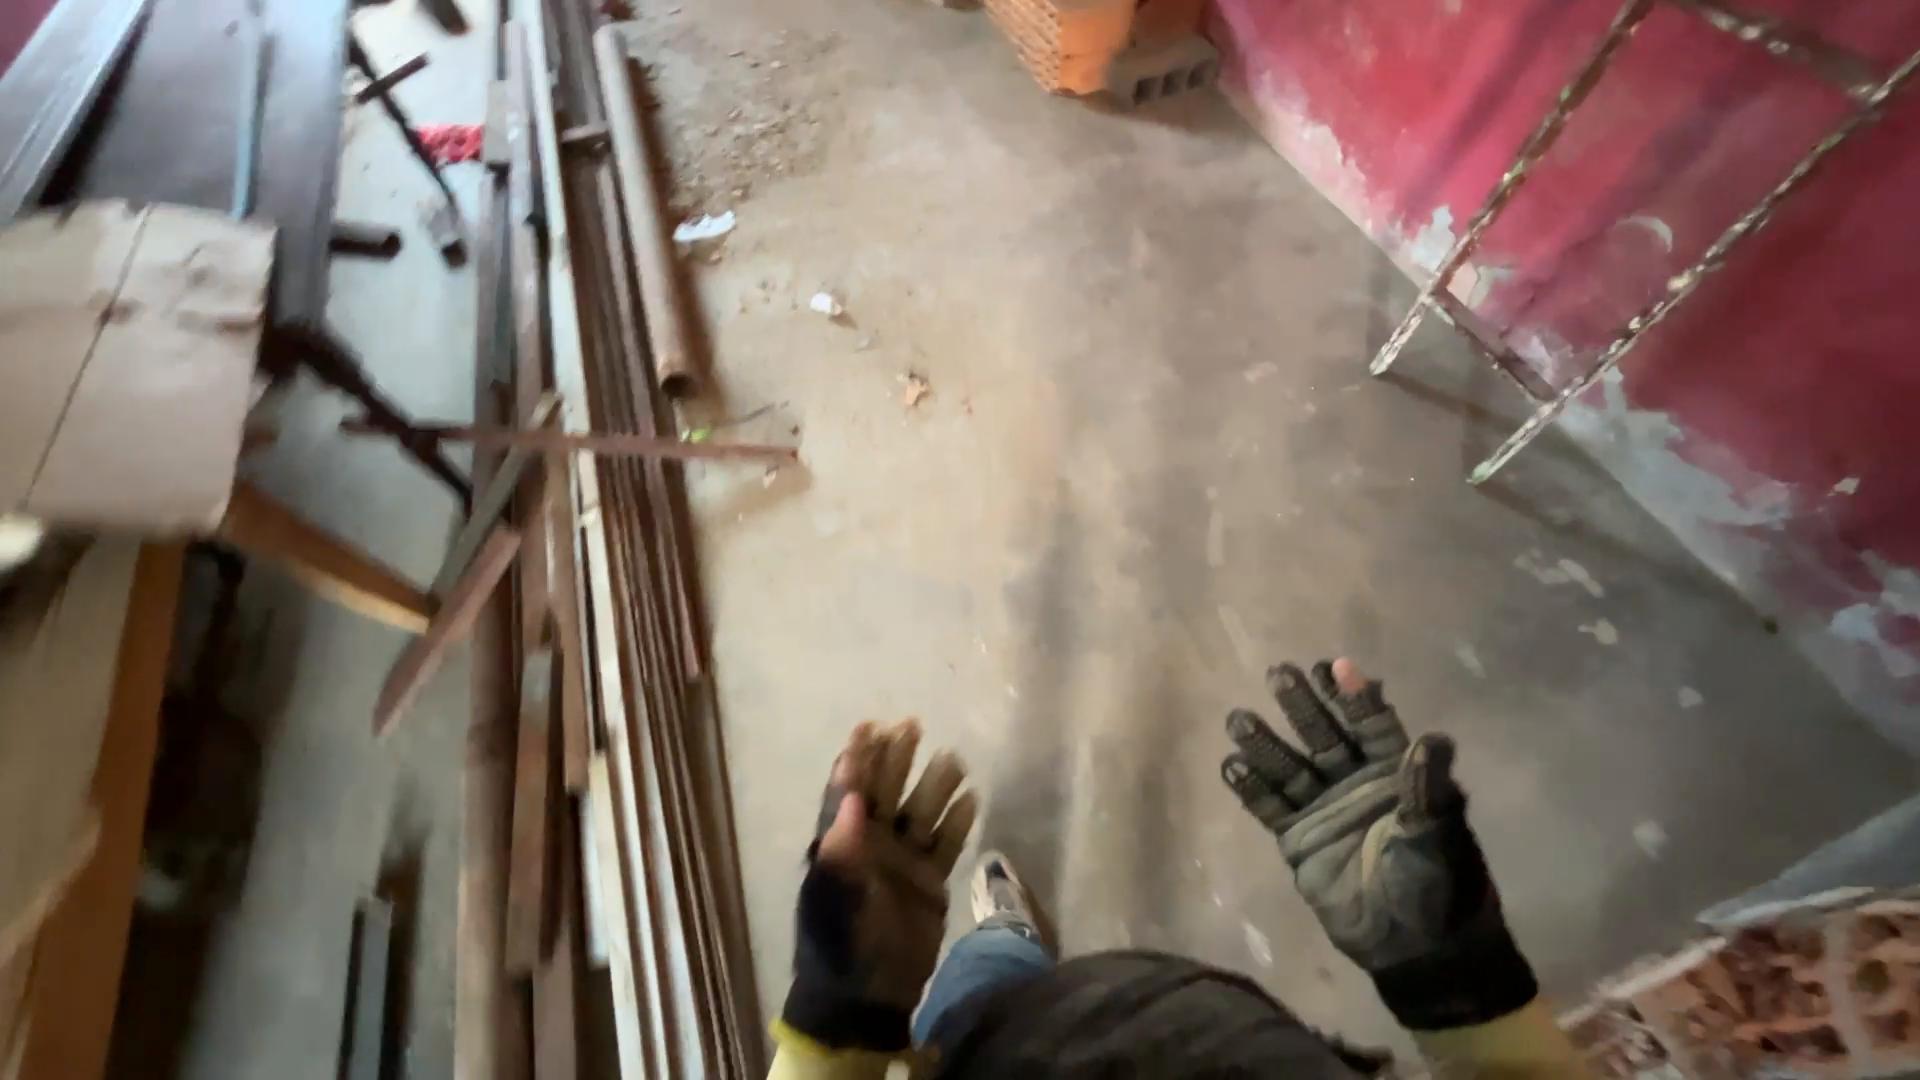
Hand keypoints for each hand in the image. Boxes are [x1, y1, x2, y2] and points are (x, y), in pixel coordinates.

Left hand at [781, 720, 978, 1053]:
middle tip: (912, 725)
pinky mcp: (931, 881)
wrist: (869, 995)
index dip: (857, 759)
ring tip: (953, 758)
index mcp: (844, 843)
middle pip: (887, 791)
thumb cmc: (840, 942)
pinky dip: (957, 822)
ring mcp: (904, 861)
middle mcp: (874, 843)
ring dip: (935, 785)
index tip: (868, 726)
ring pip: (921, 812)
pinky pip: (946, 844)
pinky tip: (972, 798)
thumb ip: (842, 849)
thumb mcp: (833, 899)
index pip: (850, 791)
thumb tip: (851, 799)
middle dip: (897, 758)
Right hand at [1220, 658, 1535, 1030]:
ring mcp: (1319, 806)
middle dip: (1302, 705)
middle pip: (1321, 735)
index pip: (1370, 726)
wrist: (1415, 949)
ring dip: (1264, 741)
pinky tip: (1231, 765)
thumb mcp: (1438, 835)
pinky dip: (1250, 786)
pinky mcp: (1294, 836)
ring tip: (1239, 718)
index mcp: (1391, 774)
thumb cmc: (1437, 885)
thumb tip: (1434, 738)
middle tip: (1279, 674)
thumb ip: (1427, 790)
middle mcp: (1350, 781)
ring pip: (1287, 764)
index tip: (1334, 665)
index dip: (1354, 696)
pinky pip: (1268, 805)